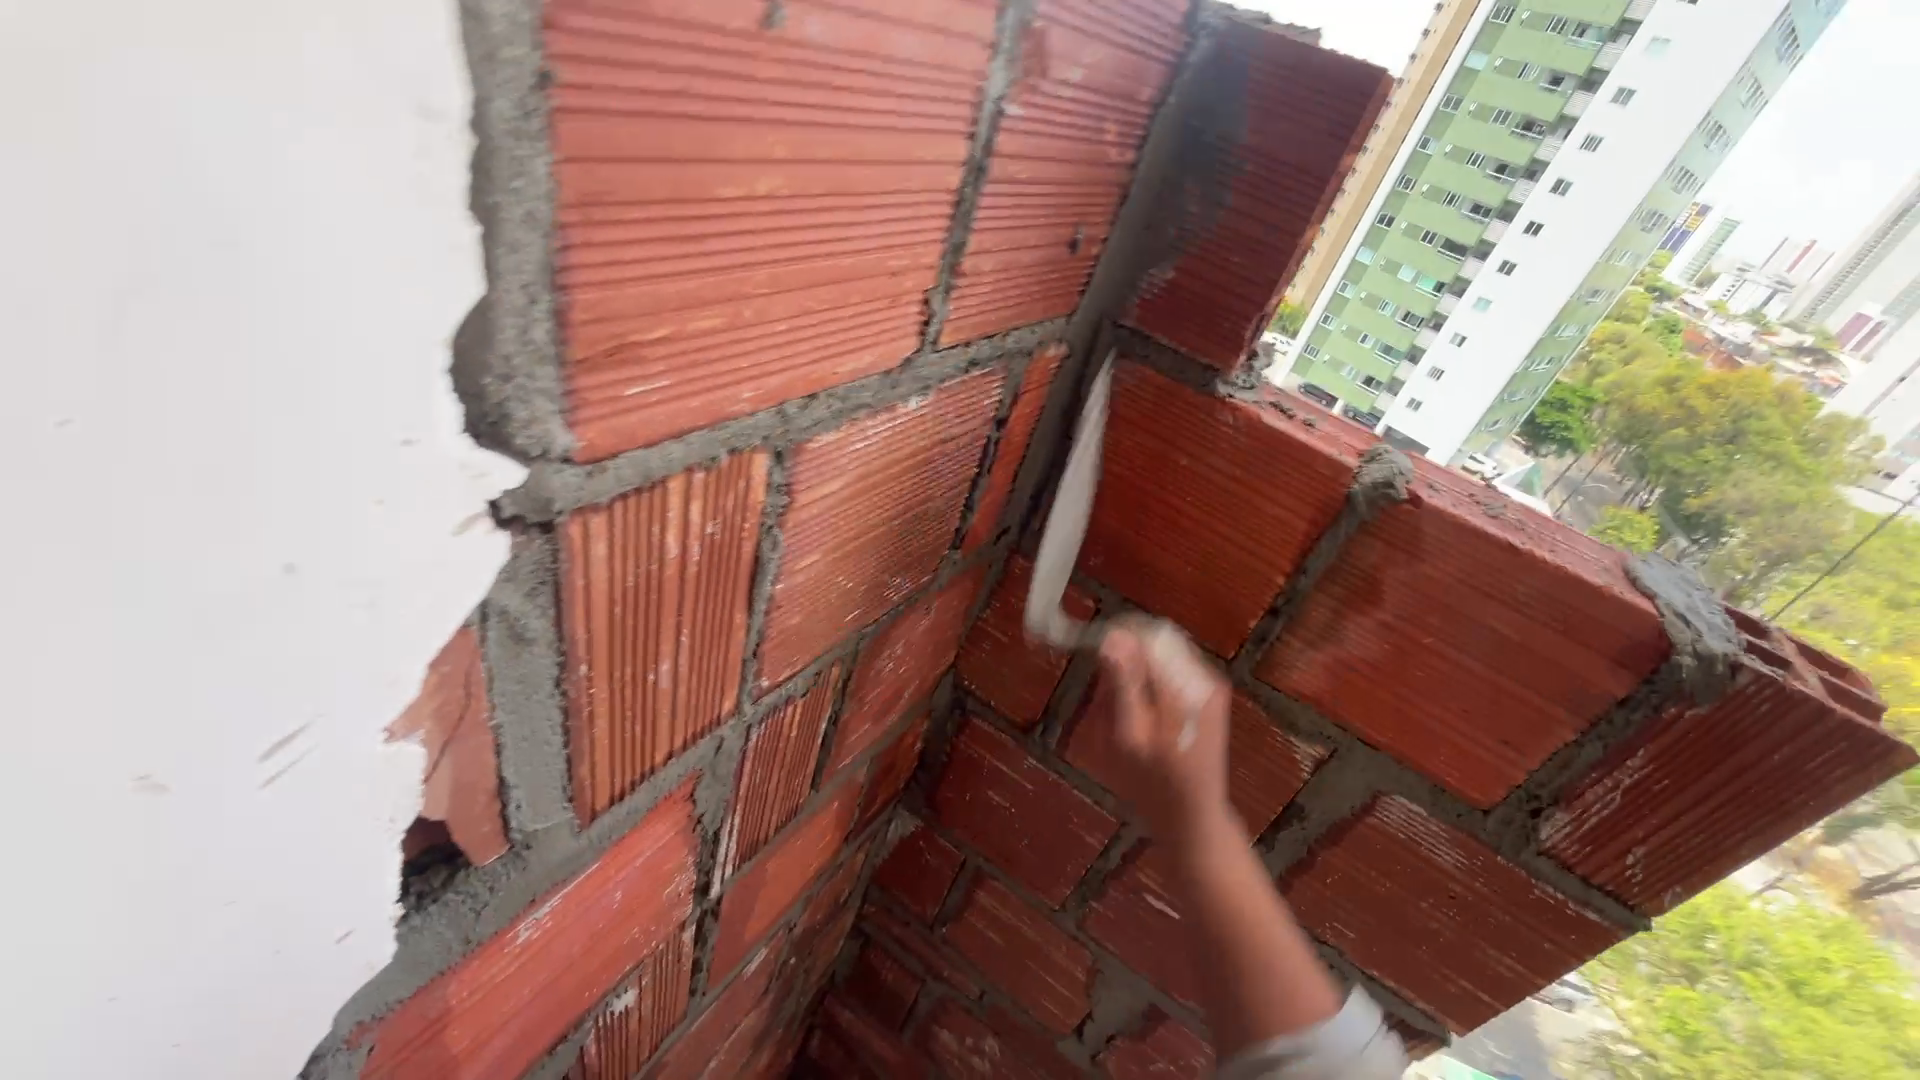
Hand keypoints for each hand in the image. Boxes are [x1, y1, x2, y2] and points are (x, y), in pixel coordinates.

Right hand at [1097, 619, 1236, 842]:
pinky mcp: (1208, 694)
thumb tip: (1110, 636)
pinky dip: (1147, 685)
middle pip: (1155, 641)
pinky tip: (1139, 716)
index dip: (1115, 635)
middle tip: (1105, 700)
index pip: (1147, 635)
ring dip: (1134, 673)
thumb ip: (1122, 684)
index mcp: (1185, 688)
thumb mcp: (1127, 737)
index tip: (1088, 651)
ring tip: (1120, 714)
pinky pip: (1169, 670)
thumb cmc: (1151, 785)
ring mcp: (1209, 685)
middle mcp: (1204, 677)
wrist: (1191, 817)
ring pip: (1160, 654)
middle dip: (1123, 659)